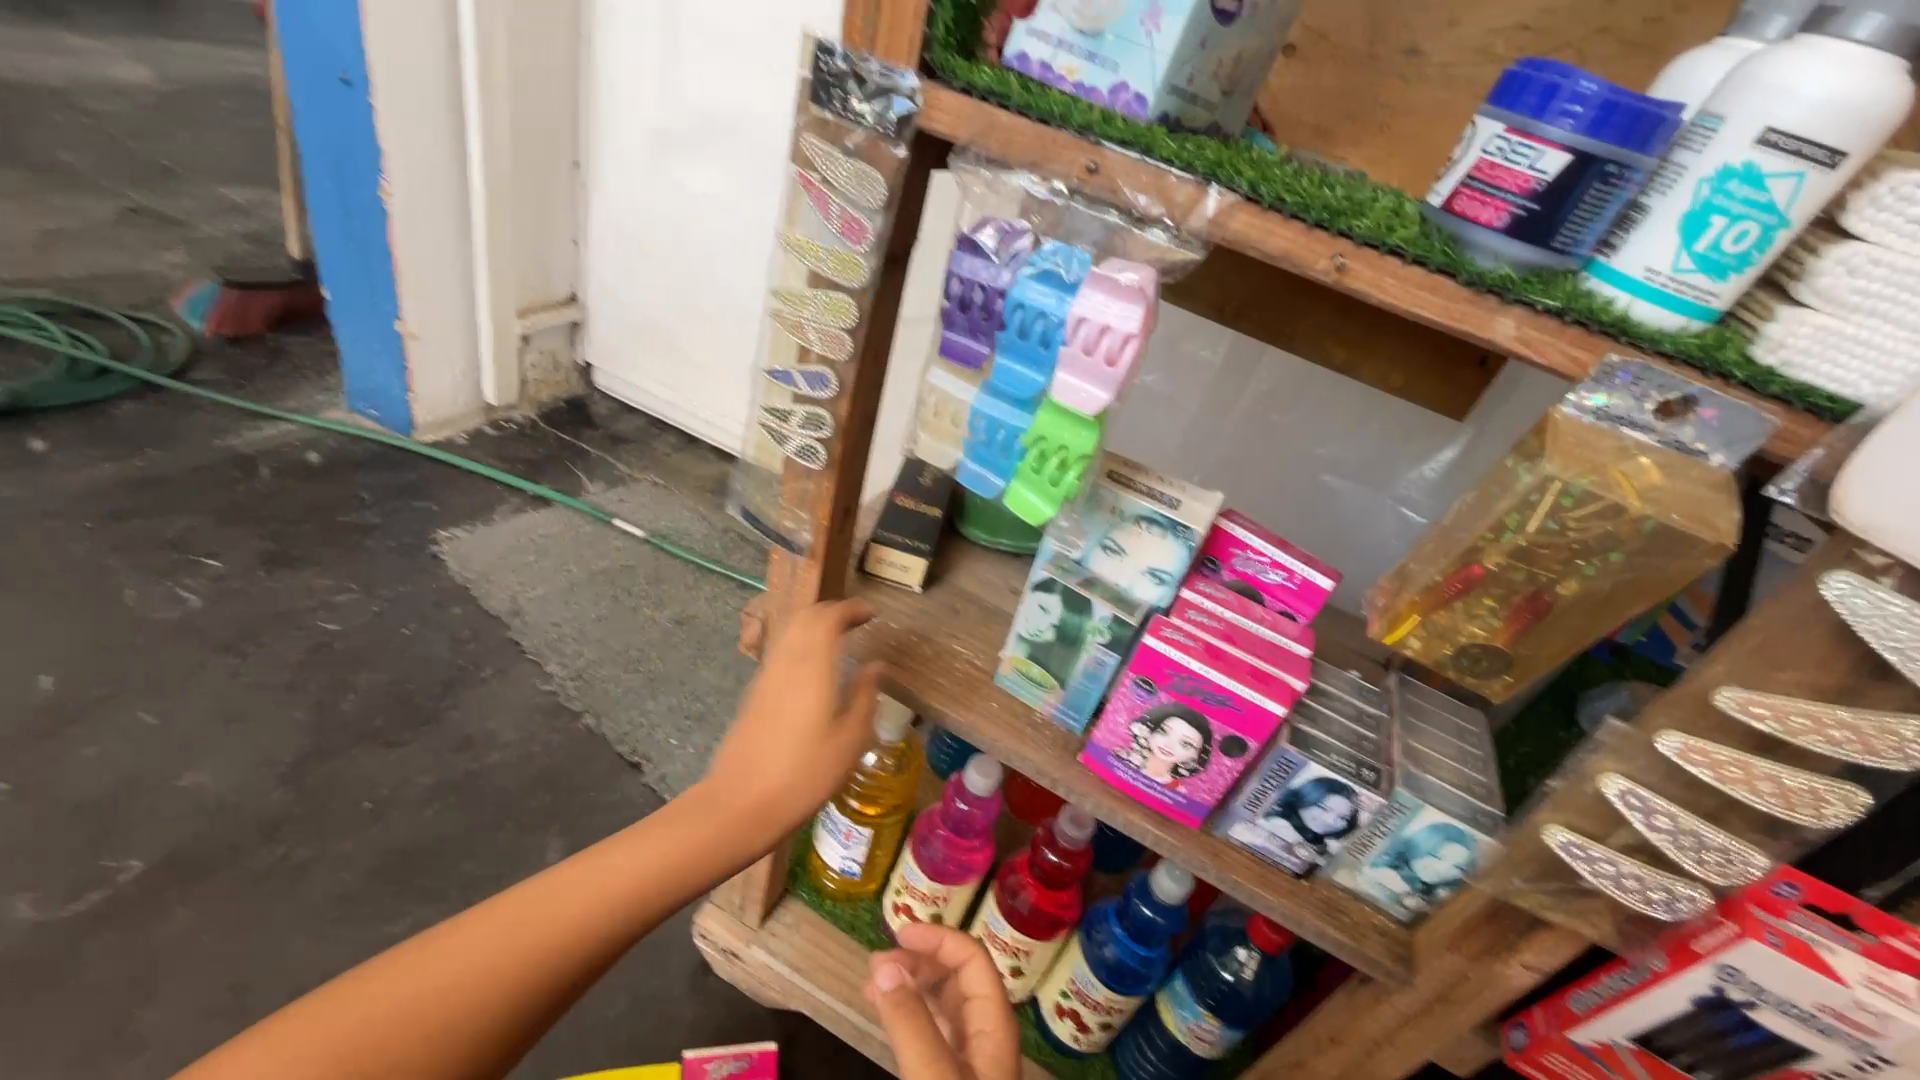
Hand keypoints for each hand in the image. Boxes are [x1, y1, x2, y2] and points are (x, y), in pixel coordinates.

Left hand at [701, 599, 884, 846]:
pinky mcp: (754, 695)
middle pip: (805, 618)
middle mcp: (785, 663)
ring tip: (840, 640)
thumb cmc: (804, 774)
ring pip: (789, 634)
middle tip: (858, 621)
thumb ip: (864, 696)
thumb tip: (877, 666)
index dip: (851, 609)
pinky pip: (781, 654)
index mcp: (812, 666)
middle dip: (832, 612)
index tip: (873, 613)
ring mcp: (765, 678)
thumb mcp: (850, 740)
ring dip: (815, 627)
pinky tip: (816, 669)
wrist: (741, 804)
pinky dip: (802, 646)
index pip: (828, 617)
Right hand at [866, 924, 1020, 1079]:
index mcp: (995, 1022)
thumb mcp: (935, 1073)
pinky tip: (885, 1013)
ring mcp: (970, 1057)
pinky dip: (906, 1015)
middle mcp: (986, 1033)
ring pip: (940, 1005)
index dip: (938, 939)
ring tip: (872, 982)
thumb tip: (884, 965)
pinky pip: (930, 1032)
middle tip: (876, 962)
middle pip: (956, 978)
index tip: (899, 934)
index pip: (973, 958)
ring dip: (908, 986)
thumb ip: (911, 1022)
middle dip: (917, 961)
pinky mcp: (951, 1075)